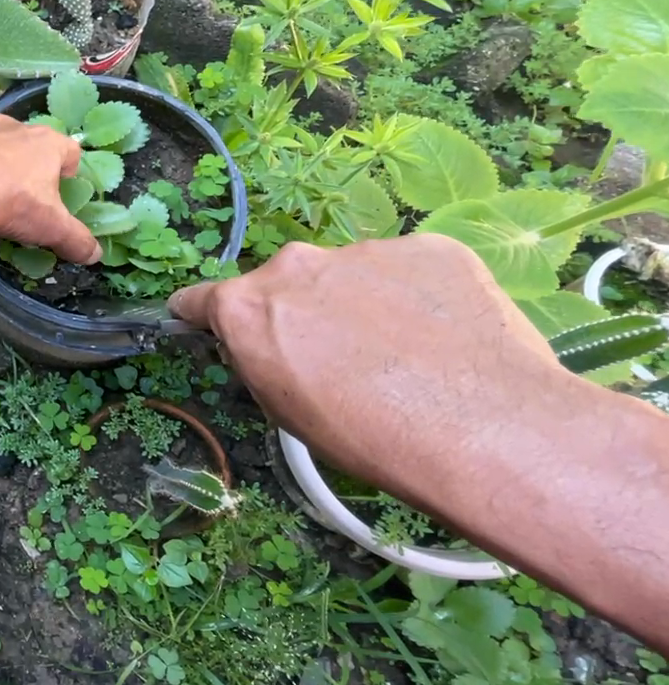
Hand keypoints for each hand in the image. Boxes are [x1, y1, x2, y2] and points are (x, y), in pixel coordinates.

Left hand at [0, 115, 100, 263]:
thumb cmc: (12, 202)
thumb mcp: (50, 227)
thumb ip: (75, 240)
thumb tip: (94, 256)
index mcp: (45, 142)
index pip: (69, 149)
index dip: (68, 168)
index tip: (63, 183)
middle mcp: (11, 128)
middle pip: (28, 142)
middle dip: (28, 164)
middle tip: (23, 190)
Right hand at [167, 235, 568, 494]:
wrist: (489, 432)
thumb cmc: (366, 435)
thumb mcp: (282, 408)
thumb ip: (260, 358)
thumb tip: (271, 345)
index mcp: (243, 305)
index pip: (196, 299)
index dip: (207, 319)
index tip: (222, 332)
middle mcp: (291, 265)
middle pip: (282, 285)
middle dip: (300, 311)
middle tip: (341, 357)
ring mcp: (362, 251)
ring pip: (349, 275)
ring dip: (361, 301)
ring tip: (411, 351)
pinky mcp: (430, 249)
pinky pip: (410, 269)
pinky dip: (420, 295)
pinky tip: (450, 336)